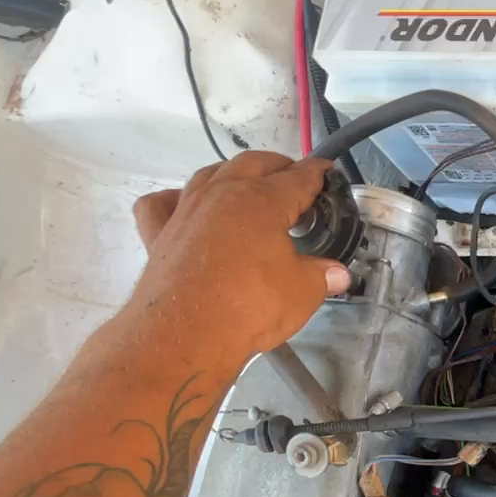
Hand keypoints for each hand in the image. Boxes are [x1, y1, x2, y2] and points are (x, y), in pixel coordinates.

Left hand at [129, 151, 352, 362]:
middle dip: (277, 166)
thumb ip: (322, 275)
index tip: (327, 171)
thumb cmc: (254, 305)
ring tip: (249, 189)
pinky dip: (178, 200)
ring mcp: (185, 210)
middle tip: (295, 178)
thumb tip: (338, 274)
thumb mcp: (305, 290)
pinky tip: (188, 207)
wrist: (189, 332)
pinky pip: (163, 203)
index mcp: (261, 202)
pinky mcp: (158, 233)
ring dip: (233, 175)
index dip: (316, 174)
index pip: (297, 179)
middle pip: (251, 164)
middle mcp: (221, 195)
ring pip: (209, 174)